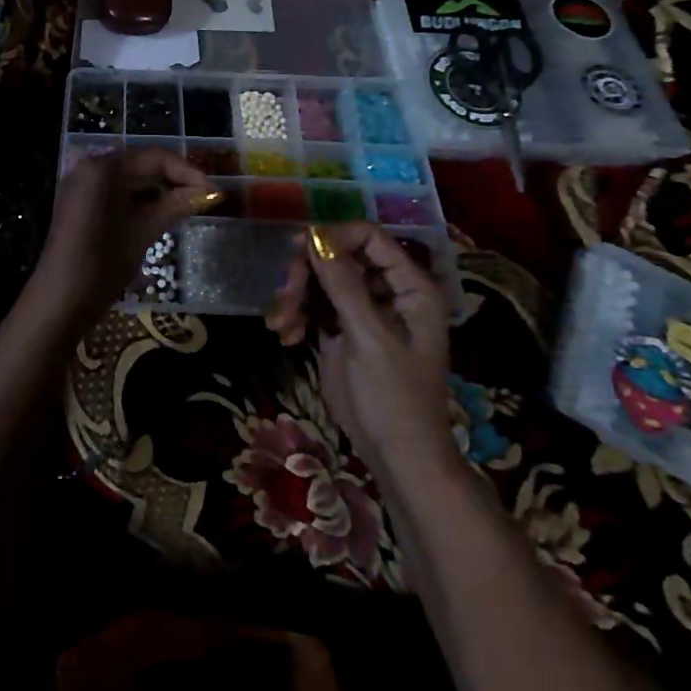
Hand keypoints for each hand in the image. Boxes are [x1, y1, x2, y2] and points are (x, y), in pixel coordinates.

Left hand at [34, 147, 215, 315]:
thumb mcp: (143, 232)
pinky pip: (114, 190)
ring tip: (187, 207)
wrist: (60, 299)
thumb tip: (210, 192)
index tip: (214, 191)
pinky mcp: (78, 201)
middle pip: (140, 164)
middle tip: (205, 198)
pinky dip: (137, 199)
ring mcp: (80, 184)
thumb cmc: (103, 264)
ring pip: (128, 177)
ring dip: (157, 189)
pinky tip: (159, 214)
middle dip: (173, 179)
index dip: (187, 172)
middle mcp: (89, 167)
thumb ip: (175, 206)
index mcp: (103, 168)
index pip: (154, 157)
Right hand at [266, 222, 454, 475]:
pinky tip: (286, 336)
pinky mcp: (340, 329)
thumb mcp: (369, 338)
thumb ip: (343, 285)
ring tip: (280, 325)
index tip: (298, 251)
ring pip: (319, 280)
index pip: (370, 238)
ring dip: (294, 297)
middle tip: (284, 296)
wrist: (394, 453)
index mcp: (410, 288)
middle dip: (306, 274)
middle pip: (338, 257)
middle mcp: (387, 292)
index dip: (334, 238)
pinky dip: (295, 316)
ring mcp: (361, 311)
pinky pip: (312, 305)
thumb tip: (315, 236)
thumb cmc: (394, 396)